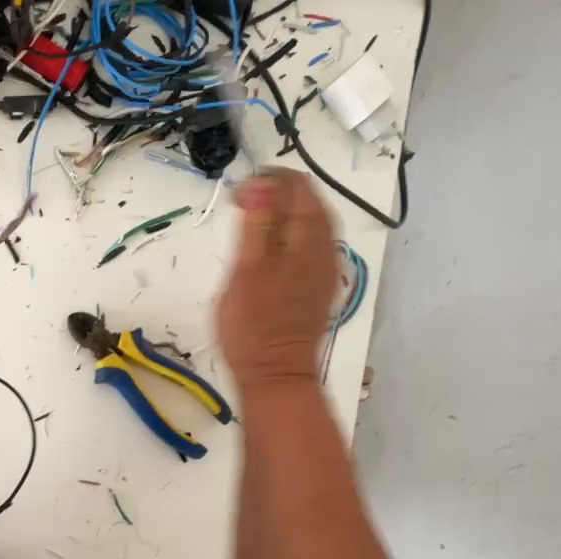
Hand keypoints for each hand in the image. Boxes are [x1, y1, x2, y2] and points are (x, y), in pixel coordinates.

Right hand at [217, 168, 340, 386]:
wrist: (276, 375)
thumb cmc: (252, 326)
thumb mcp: (246, 271)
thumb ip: (255, 224)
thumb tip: (261, 184)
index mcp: (306, 236)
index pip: (296, 187)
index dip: (267, 181)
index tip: (237, 192)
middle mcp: (324, 246)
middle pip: (309, 203)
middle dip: (278, 194)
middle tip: (243, 203)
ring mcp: (324, 269)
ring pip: (311, 225)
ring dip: (285, 215)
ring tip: (255, 222)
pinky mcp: (318, 288)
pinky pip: (310, 248)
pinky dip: (291, 238)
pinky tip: (273, 251)